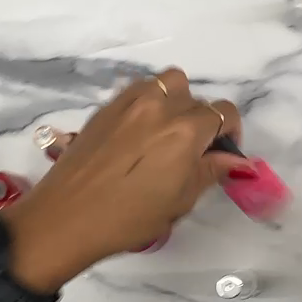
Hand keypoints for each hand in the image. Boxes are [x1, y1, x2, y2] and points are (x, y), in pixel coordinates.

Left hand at [2, 68, 242, 289]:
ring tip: (168, 132)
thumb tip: (235, 159)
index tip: (221, 154)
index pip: (224, 112)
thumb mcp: (179, 202)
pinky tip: (140, 132)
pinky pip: (139, 90)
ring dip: (177, 101)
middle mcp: (160, 107)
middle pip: (196, 98)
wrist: (66, 217)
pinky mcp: (106, 107)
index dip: (230, 133)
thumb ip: (209, 172)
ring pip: (168, 83)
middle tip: (193, 150)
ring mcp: (130, 102)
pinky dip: (150, 102)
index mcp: (185, 131)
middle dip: (202, 120)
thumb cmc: (128, 218)